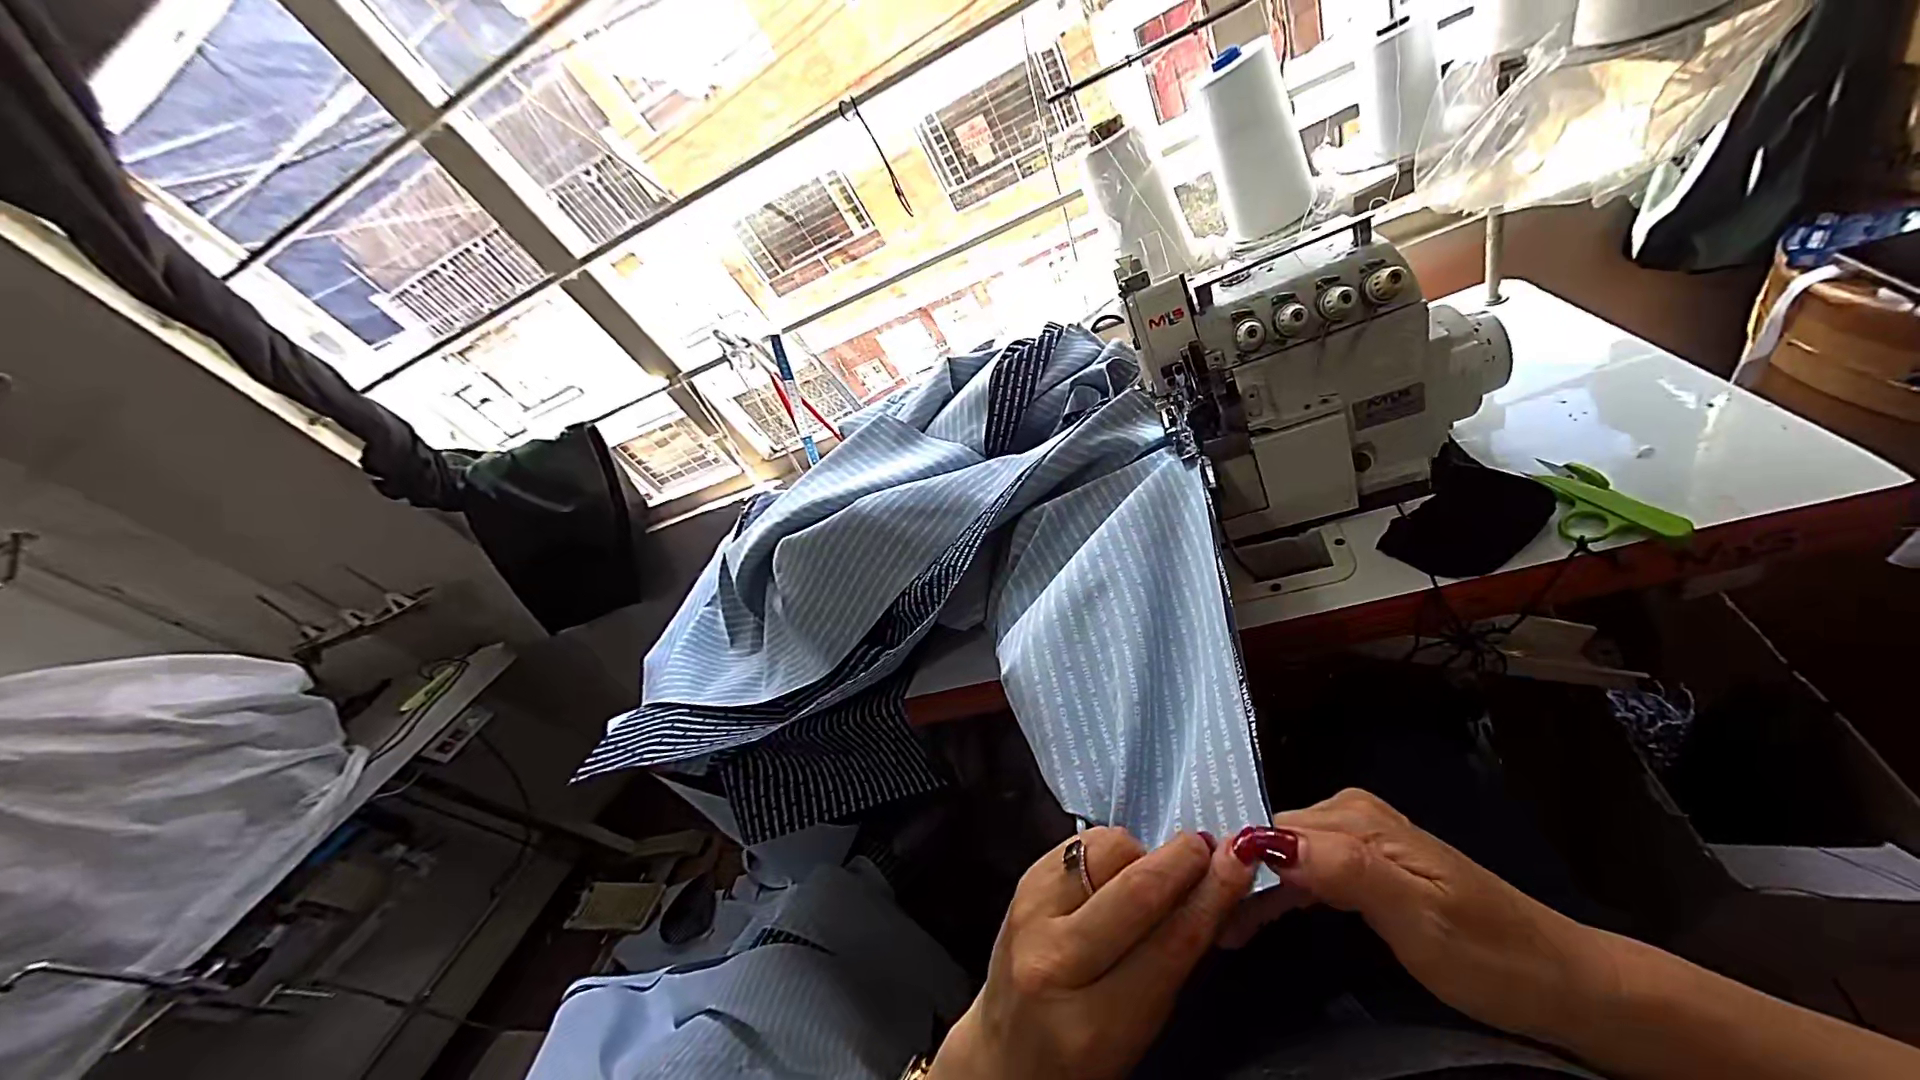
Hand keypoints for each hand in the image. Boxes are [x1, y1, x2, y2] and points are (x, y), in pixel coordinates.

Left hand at [929, 827, 1255, 1079]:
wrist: (1004, 1053)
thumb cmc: (1083, 1053)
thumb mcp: (1138, 1027)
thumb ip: (1176, 957)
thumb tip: (1220, 886)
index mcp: (1094, 1022)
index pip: (1169, 945)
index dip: (1212, 895)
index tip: (1238, 861)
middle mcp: (1054, 961)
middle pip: (1135, 890)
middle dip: (1180, 860)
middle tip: (1207, 846)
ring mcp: (1030, 915)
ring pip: (1103, 851)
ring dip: (1140, 852)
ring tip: (1150, 875)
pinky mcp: (1020, 883)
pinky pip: (1078, 842)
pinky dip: (1108, 848)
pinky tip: (1114, 872)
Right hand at [1223, 788, 1604, 1042]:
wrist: (1566, 984)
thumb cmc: (1492, 956)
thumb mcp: (1418, 918)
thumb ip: (1344, 872)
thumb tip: (1265, 840)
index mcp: (1357, 819)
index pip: (1270, 833)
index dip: (1235, 868)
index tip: (1206, 906)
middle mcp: (1351, 813)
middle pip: (1273, 840)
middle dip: (1239, 878)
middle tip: (1211, 925)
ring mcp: (1360, 836)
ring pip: (1284, 855)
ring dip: (1253, 889)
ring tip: (1225, 927)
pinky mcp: (1367, 862)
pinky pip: (1306, 868)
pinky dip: (1278, 893)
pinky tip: (1259, 914)